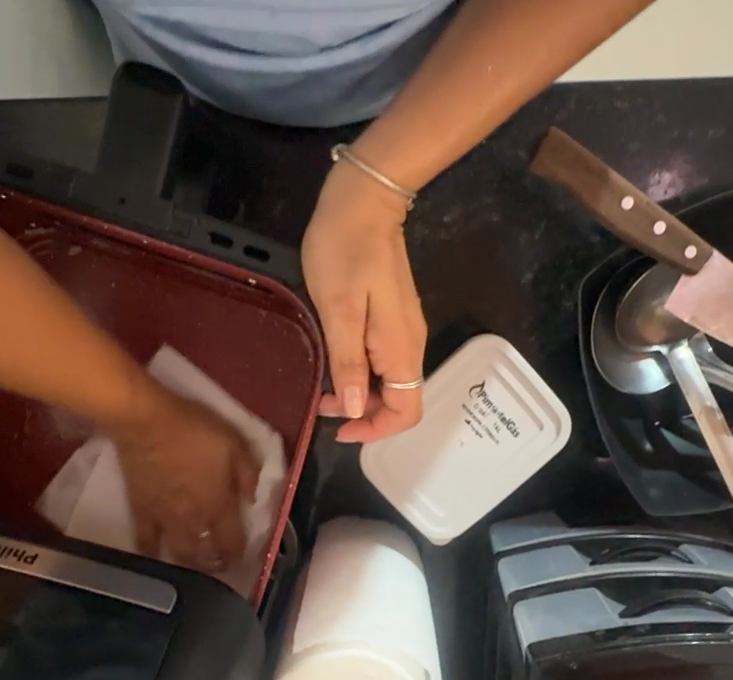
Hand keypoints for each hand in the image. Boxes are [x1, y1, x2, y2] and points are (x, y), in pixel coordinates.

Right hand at [108, 390, 258, 570]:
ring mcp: (165, 520)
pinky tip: (157, 558)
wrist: (145, 421)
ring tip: (196, 564)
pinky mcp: (141, 513)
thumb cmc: (194, 430)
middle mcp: (194, 520)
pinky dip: (153, 555)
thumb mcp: (235, 444)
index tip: (242, 556)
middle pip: (207, 555)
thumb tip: (254, 500)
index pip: (233, 542)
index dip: (239, 553)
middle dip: (216, 564)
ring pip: (180, 555)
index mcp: (219, 506)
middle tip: (220, 564)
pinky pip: (146, 543)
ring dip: (191, 564)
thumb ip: (249, 475)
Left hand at [301, 159, 427, 442]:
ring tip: (324, 386)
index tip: (339, 428)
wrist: (364, 199)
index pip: (407, 412)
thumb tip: (355, 410)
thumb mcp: (339, 311)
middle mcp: (410, 346)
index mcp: (401, 349)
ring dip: (360, 394)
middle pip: (399, 401)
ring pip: (390, 383)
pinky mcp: (394, 319)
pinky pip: (383, 362)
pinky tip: (336, 362)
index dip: (375, 429)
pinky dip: (361, 374)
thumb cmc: (345, 251)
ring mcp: (404, 332)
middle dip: (363, 413)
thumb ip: (349, 363)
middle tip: (322, 402)